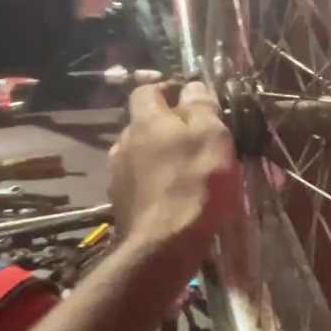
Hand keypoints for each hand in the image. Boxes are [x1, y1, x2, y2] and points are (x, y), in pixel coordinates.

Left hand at [108, 82, 240, 257]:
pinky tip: (169, 193)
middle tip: (194, 137)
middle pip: (143, 123)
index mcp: (146, 121)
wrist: (164, 245)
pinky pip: (136, 180)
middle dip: (165, 125)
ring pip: (138, 152)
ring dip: (157, 154)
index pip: (147, 90)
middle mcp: (124, 141)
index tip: (190, 100)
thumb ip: (201, 107)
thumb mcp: (213, 136)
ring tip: (182, 168)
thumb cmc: (196, 183)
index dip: (167, 90)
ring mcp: (117, 174)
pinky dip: (152, 180)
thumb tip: (191, 85)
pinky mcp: (119, 202)